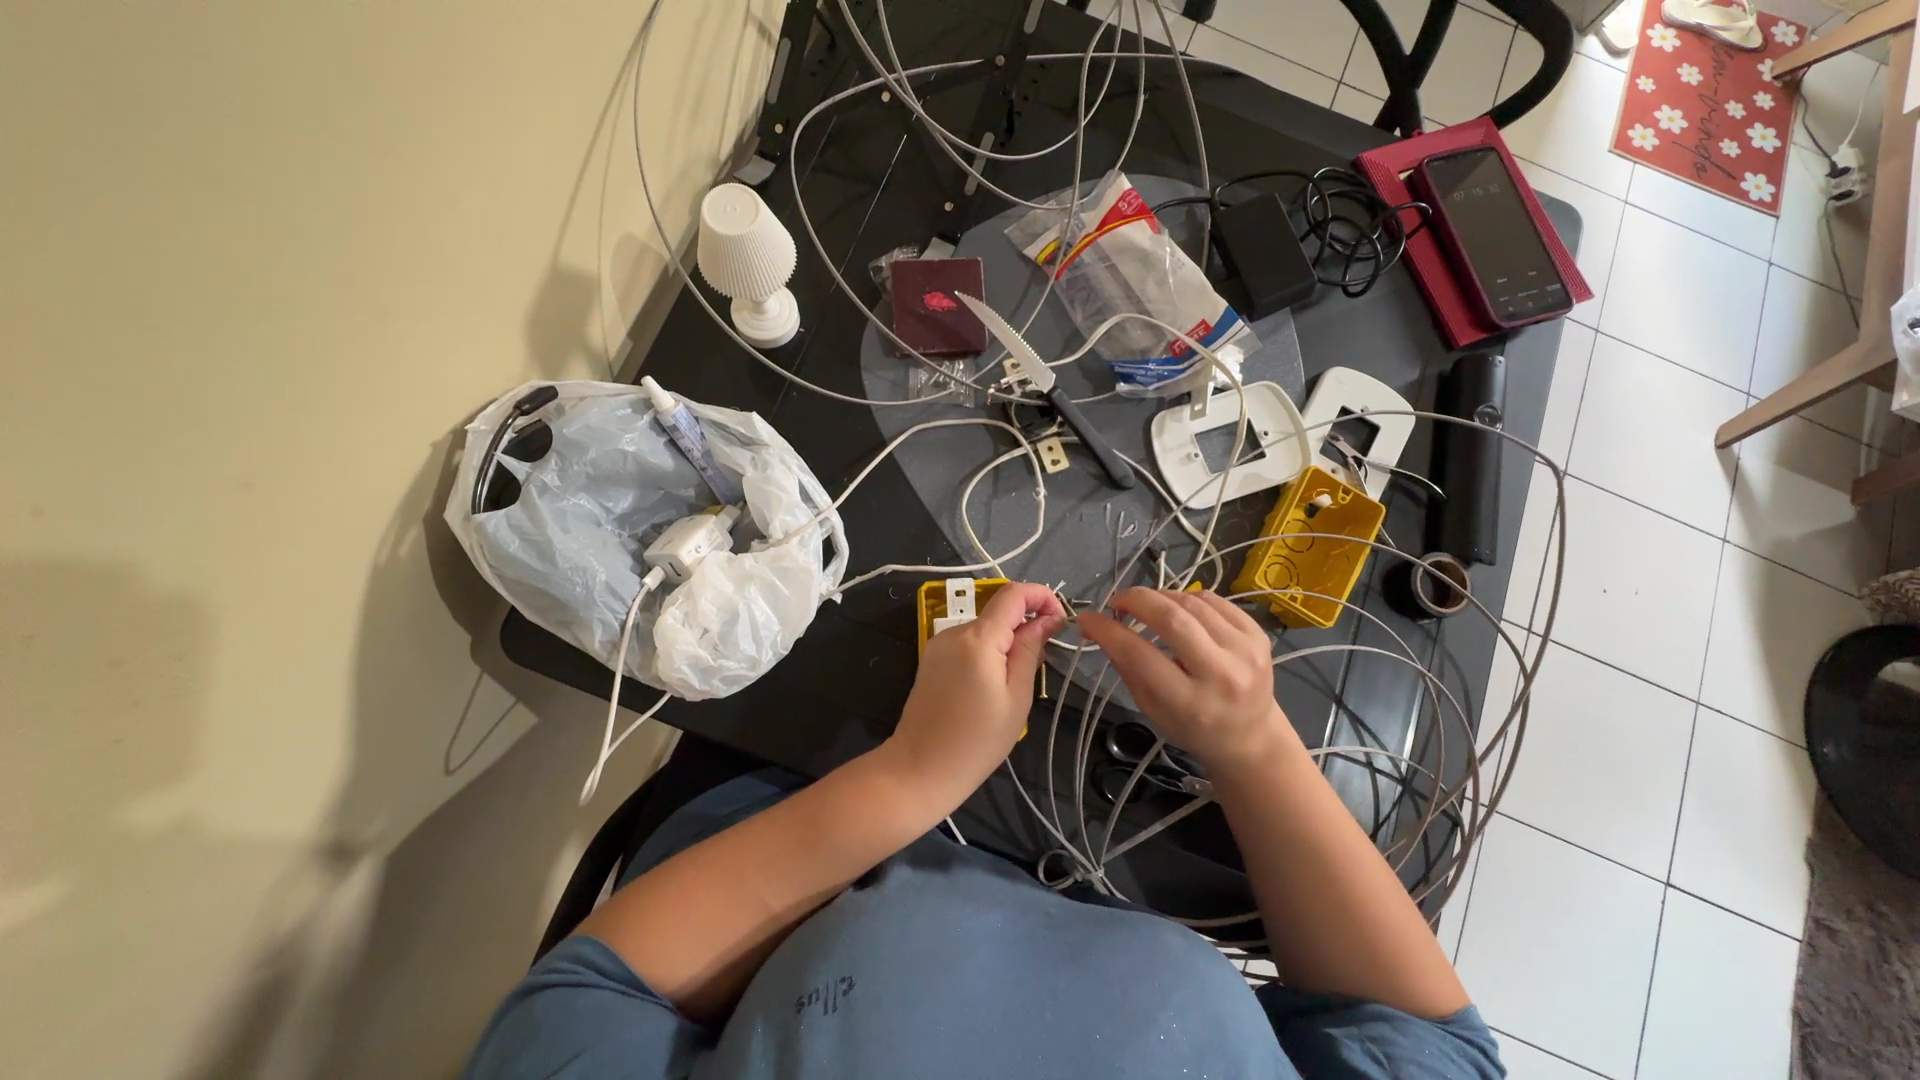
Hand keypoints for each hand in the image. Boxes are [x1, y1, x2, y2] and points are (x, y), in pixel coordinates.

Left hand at [884, 582, 1065, 810]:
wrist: (921, 767)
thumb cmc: (977, 740)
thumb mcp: (1017, 696)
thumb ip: (1031, 650)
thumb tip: (1047, 619)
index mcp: (978, 638)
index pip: (1013, 593)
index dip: (1041, 597)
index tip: (1060, 621)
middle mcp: (954, 632)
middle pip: (998, 612)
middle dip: (1026, 626)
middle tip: (1042, 664)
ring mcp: (939, 644)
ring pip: (984, 629)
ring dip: (1006, 643)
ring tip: (1015, 684)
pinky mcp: (932, 659)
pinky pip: (968, 644)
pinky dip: (988, 653)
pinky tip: (991, 687)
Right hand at [1078, 587, 1293, 769]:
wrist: (1251, 736)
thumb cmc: (1193, 727)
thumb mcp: (1152, 709)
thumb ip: (1127, 667)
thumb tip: (1097, 626)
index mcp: (1191, 703)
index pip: (1141, 655)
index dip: (1109, 631)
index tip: (1088, 619)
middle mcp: (1223, 675)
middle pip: (1173, 619)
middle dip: (1137, 601)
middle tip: (1118, 602)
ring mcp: (1246, 651)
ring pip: (1192, 603)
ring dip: (1161, 597)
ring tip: (1145, 606)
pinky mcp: (1259, 635)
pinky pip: (1214, 601)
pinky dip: (1187, 598)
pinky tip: (1176, 608)